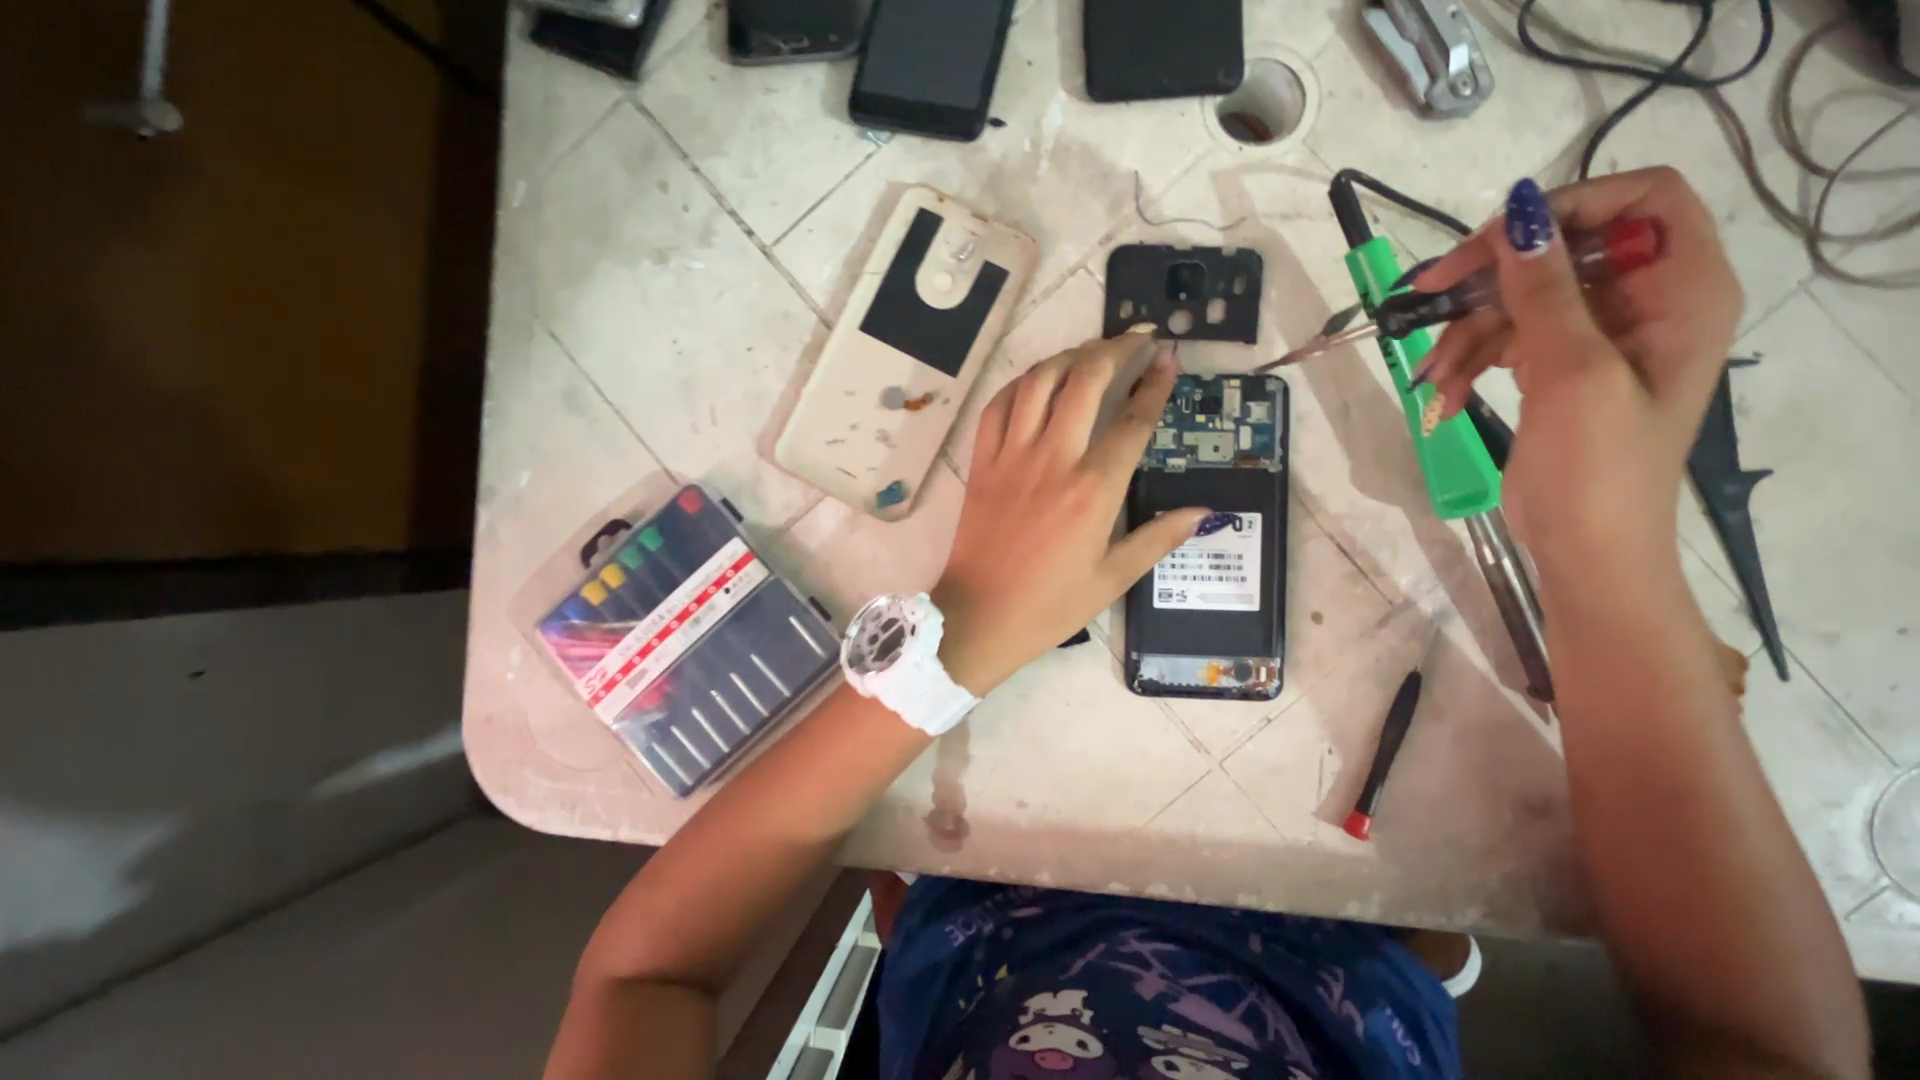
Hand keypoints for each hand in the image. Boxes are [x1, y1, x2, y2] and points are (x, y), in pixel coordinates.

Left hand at [933, 332, 1209, 695]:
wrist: (979, 617)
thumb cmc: (1050, 606)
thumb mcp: (1113, 580)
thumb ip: (1158, 539)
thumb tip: (1204, 511)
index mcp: (1093, 490)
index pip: (1132, 421)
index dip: (1155, 384)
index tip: (1170, 358)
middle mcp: (1053, 459)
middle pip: (1085, 380)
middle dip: (1117, 349)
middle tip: (1138, 340)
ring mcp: (1011, 455)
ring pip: (1040, 381)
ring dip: (1070, 355)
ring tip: (1094, 350)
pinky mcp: (982, 461)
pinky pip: (1000, 404)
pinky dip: (1023, 382)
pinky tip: (1040, 379)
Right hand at [1412, 168, 1741, 569]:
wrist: (1586, 548)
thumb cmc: (1599, 466)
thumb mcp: (1573, 372)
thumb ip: (1544, 290)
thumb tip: (1518, 213)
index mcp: (1682, 290)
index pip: (1642, 199)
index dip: (1572, 206)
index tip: (1500, 241)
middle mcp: (1647, 301)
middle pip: (1563, 248)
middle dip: (1490, 278)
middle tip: (1426, 294)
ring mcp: (1599, 335)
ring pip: (1521, 295)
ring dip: (1466, 331)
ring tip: (1431, 377)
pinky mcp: (1559, 366)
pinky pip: (1507, 337)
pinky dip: (1469, 361)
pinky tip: (1442, 396)